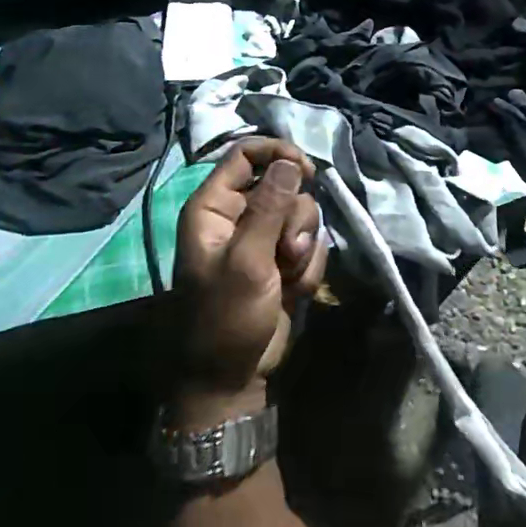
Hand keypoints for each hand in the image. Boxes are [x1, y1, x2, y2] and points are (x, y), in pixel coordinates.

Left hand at [170, 139, 325, 424]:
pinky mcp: (284, 259)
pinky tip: (293, 290)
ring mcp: (264, 238)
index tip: (307, 169)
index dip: (278, 153)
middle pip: (284, 185)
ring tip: (288, 276)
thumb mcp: (247, 260)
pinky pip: (311, 244)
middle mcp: (239, 215)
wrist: (233, 372)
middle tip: (287, 252)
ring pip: (303, 215)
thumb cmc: (226, 316)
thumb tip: (289, 161)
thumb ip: (270, 208)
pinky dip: (308, 267)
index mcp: (214, 207)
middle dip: (295, 219)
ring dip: (303, 247)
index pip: (245, 154)